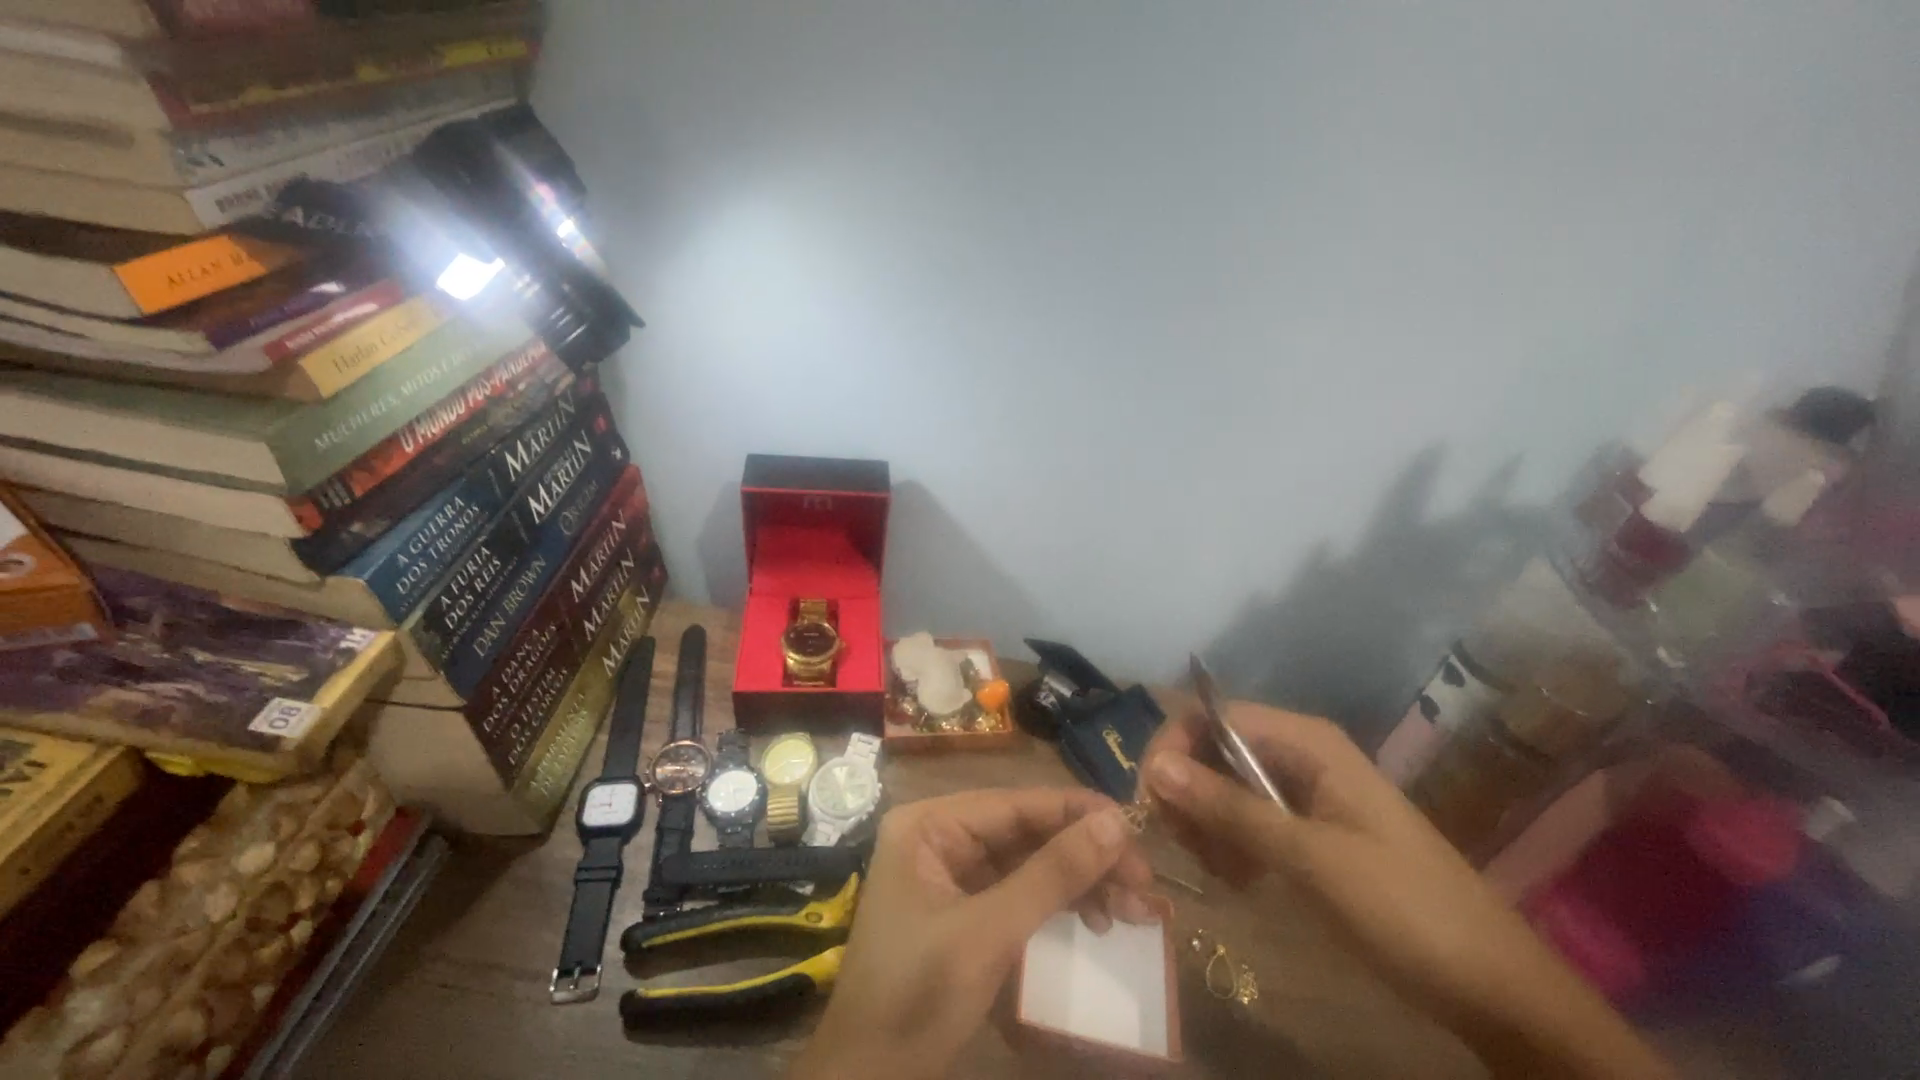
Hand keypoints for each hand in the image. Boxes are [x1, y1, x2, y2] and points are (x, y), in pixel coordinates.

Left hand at [790, 789, 1153, 1079]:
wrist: (870, 1075)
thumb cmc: (918, 994)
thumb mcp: (989, 932)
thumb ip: (1053, 874)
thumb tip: (1118, 821)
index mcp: (930, 826)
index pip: (1017, 803)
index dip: (1080, 813)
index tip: (1141, 830)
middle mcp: (940, 839)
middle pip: (1029, 833)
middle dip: (1088, 857)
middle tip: (1146, 885)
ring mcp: (953, 877)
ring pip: (1032, 864)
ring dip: (1083, 883)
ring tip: (1135, 910)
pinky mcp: (967, 913)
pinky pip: (1022, 894)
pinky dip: (1062, 906)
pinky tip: (1099, 921)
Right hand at [1142, 702, 1672, 1079]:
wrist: (1487, 982)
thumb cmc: (1402, 907)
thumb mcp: (1309, 857)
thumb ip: (1230, 809)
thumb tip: (1155, 766)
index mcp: (1309, 742)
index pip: (1214, 717)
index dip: (1175, 748)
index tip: (1150, 801)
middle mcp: (1302, 756)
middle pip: (1214, 751)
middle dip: (1189, 794)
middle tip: (1188, 849)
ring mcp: (1305, 795)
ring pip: (1224, 789)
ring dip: (1206, 826)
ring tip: (1221, 873)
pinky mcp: (1308, 833)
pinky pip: (1247, 822)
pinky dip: (1230, 847)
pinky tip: (1239, 883)